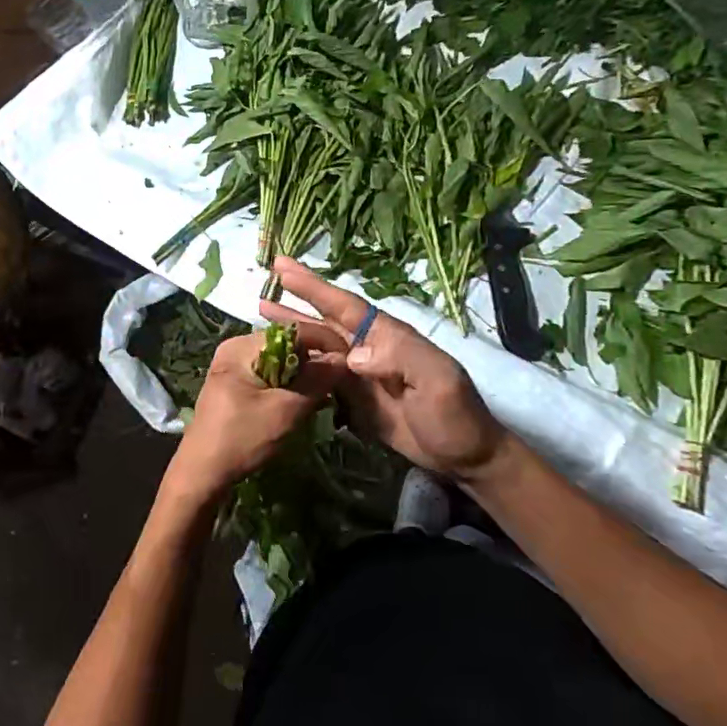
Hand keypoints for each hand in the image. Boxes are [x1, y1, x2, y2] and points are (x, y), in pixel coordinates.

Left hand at [165, 327, 347, 501]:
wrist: (202, 474)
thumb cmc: (241, 438)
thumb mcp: (285, 410)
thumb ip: (316, 381)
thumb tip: (343, 358)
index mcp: (242, 347)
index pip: (293, 330)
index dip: (326, 341)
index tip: (352, 359)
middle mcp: (236, 349)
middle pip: (287, 344)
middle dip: (315, 360)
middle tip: (341, 379)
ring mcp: (234, 367)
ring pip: (281, 362)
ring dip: (304, 376)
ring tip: (328, 393)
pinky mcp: (235, 386)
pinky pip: (270, 375)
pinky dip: (290, 386)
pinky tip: (307, 402)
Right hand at [261, 257, 512, 484]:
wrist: (465, 457)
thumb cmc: (455, 415)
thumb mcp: (438, 381)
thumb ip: (400, 358)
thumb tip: (352, 353)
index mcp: (388, 337)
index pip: (345, 306)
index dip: (314, 287)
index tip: (285, 268)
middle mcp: (369, 349)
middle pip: (326, 319)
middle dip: (297, 299)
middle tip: (265, 280)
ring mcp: (360, 374)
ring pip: (319, 345)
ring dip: (292, 329)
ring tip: (261, 311)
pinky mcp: (354, 398)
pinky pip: (320, 375)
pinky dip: (299, 364)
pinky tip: (279, 361)